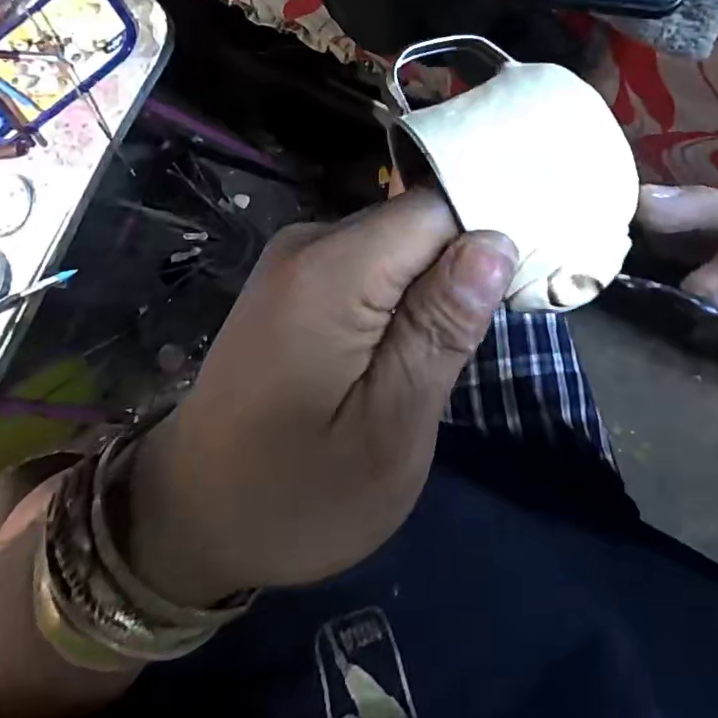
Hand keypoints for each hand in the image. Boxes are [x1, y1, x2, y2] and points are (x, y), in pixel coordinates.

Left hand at [124, 189, 516, 605]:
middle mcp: (306, 245)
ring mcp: (292, 263)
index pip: (437, 208)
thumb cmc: (293, 492)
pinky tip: (400, 351)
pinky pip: (365, 269)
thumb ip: (439, 330)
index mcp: (330, 271)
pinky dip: (395, 300)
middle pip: (414, 223)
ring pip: (394, 247)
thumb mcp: (388, 429)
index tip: (526, 295)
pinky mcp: (290, 286)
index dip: (488, 241)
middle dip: (461, 269)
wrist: (192, 510)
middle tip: (483, 343)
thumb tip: (494, 243)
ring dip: (429, 291)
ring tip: (442, 358)